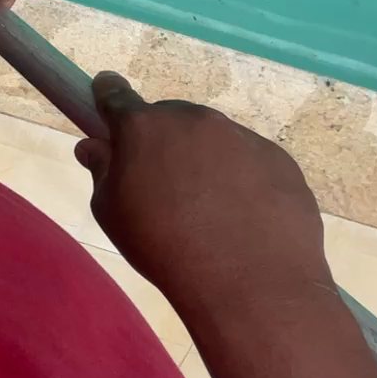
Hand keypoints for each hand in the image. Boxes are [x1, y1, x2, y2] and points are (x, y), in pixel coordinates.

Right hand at [74, 72, 330, 317]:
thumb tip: (95, 147)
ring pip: (210, 137)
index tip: (104, 95)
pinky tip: (239, 214)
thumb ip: (101, 170)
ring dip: (201, 157)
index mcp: (143, 126)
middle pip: (169, 117)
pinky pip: (248, 158)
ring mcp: (241, 137)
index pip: (115, 93)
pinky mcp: (280, 160)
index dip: (107, 94)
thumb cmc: (161, 244)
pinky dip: (239, 176)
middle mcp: (193, 120)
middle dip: (160, 137)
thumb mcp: (109, 209)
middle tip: (159, 178)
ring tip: (206, 204)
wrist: (251, 284)